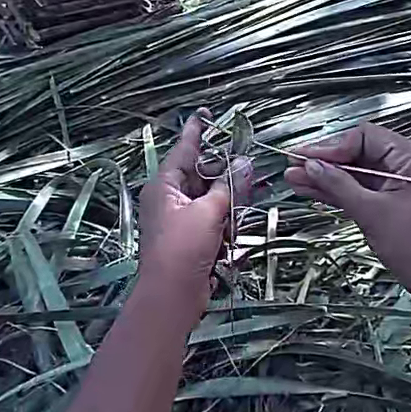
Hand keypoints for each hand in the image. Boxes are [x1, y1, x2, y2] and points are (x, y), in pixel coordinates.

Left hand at [138, 110, 252, 299]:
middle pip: (201, 175)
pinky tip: (230, 237)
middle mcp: (168, 198)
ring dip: (227, 205)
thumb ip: (229, 187)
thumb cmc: (183, 249)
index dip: (197, 131)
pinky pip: (211, 221)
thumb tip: (244, 162)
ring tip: (237, 212)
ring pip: (210, 199)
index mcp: (164, 185)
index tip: (206, 113)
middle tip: (246, 169)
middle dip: (224, 176)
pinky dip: (223, 225)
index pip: (184, 149)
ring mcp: (178, 220)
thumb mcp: (210, 213)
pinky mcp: (189, 239)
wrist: (171, 298)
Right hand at [285, 124, 410, 287]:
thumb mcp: (372, 213)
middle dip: (325, 161)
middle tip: (294, 164)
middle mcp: (409, 164)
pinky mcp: (394, 201)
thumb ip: (339, 185)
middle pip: (359, 152)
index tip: (308, 158)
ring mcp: (401, 183)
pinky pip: (362, 189)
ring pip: (357, 172)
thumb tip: (312, 165)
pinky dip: (339, 191)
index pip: (365, 137)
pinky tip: (312, 190)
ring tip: (295, 178)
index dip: (333, 147)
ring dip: (327, 176)